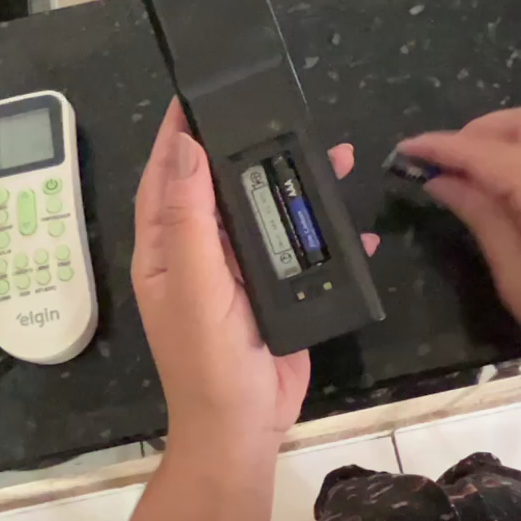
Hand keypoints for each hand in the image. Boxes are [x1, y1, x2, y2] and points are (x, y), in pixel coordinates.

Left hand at [132, 101, 377, 459]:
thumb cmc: (207, 358)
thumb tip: (186, 149)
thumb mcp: (194, 284)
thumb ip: (190, 218)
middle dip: (246, 152)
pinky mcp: (274, 290)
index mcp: (166, 249)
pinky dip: (324, 235)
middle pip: (219, 189)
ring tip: (335, 155)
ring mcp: (238, 272)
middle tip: (279, 116)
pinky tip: (356, 225)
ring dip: (295, 186)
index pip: (165, 179)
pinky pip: (297, 249)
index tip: (196, 95)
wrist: (245, 426)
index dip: (176, 137)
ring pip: (264, 214)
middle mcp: (199, 254)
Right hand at [396, 103, 520, 406]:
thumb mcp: (519, 279)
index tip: (407, 148)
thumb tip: (443, 182)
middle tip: (443, 160)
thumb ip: (482, 217)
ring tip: (475, 166)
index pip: (490, 153)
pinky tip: (518, 180)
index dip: (443, 147)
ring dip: (511, 134)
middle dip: (479, 130)